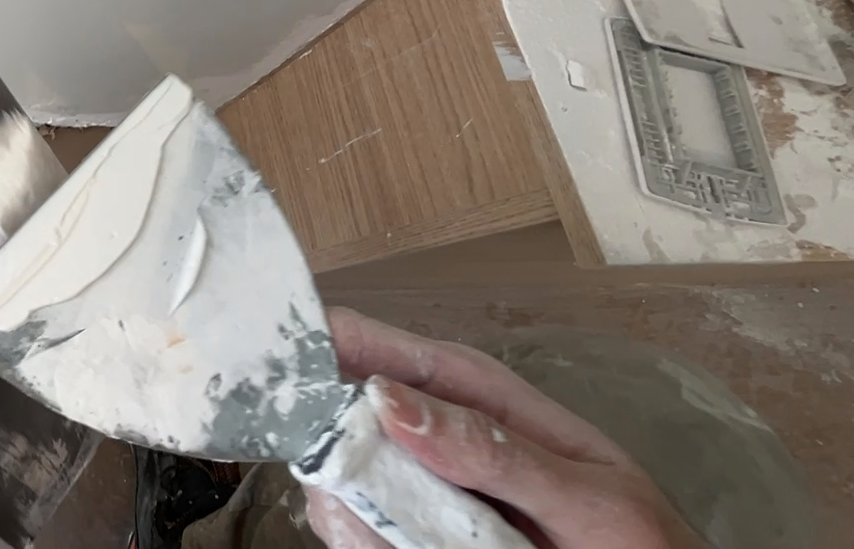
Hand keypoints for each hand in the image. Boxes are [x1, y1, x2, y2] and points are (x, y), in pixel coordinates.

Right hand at [304, 307, 709, 548]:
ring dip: (343, 507)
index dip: (304, 346)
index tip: (270, 378)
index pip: (355, 338)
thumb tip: (381, 397)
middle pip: (322, 406)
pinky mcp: (395, 518)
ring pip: (324, 469)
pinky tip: (386, 546)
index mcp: (457, 384)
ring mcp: (402, 469)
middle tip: (348, 495)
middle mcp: (414, 417)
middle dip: (320, 448)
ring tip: (395, 541)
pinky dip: (356, 537)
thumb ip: (495, 450)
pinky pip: (343, 520)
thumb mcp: (595, 505)